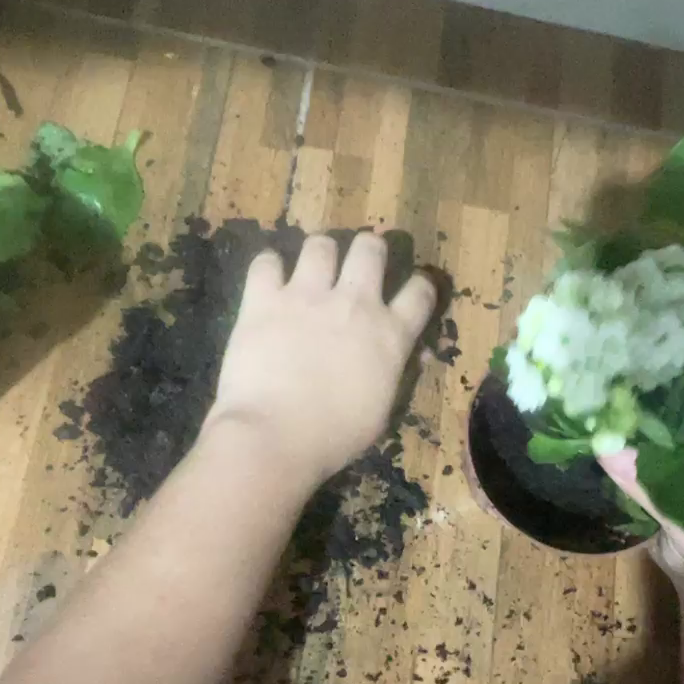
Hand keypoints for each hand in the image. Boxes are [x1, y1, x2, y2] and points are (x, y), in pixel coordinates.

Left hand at [204, 232, 437, 485]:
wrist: (274, 436)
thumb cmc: (334, 438)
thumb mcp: (381, 412)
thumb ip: (396, 374)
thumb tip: (413, 354)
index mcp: (390, 334)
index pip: (420, 291)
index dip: (420, 284)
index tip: (412, 287)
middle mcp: (353, 303)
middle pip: (370, 249)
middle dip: (368, 250)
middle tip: (357, 266)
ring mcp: (306, 296)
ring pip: (320, 244)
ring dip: (319, 253)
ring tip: (311, 269)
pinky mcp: (264, 299)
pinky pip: (266, 262)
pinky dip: (268, 267)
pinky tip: (268, 280)